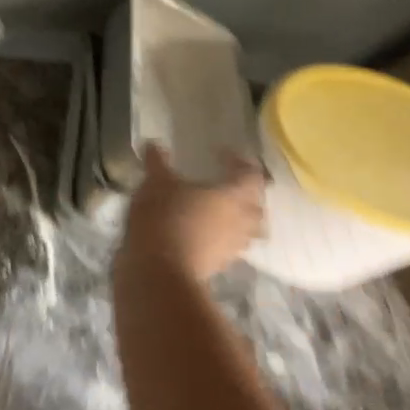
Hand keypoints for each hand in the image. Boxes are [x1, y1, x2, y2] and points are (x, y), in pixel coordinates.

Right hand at [118, 144, 264, 283]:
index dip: (239, 161)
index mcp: (234, 194)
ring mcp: (238, 242)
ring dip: (238, 216)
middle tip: (223, 184)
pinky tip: (204, 232)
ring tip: (218, 211)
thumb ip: (157, 163)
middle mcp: (245, 217)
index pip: (249, 173)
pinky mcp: (225, 260)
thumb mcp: (154, 183)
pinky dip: (223, 234)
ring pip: (249, 225)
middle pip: (256, 201)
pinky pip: (232, 242)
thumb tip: (154, 143)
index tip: (221, 154)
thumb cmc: (162, 216)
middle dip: (243, 191)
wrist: (160, 266)